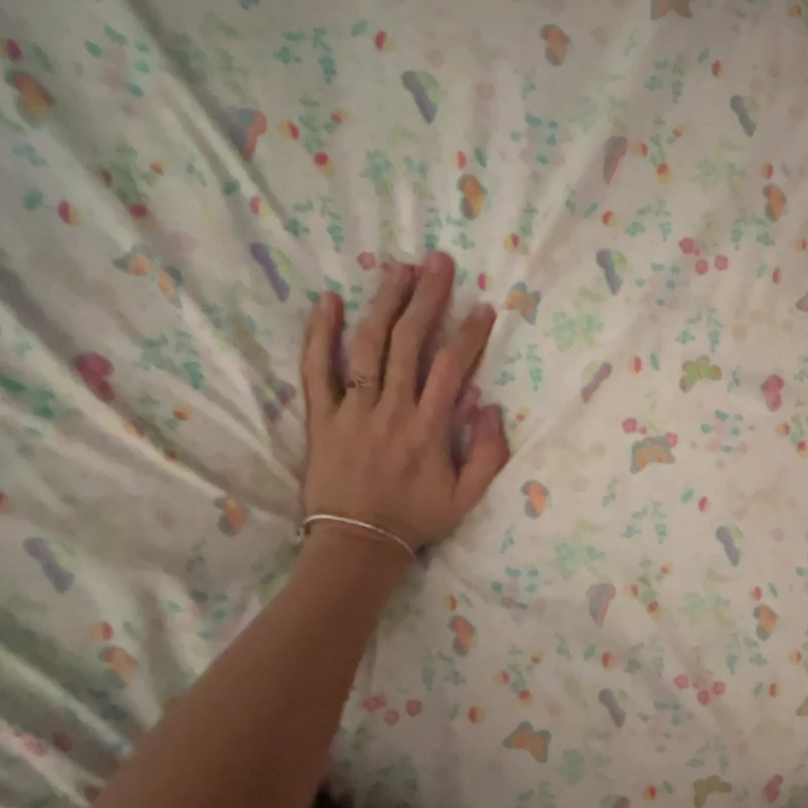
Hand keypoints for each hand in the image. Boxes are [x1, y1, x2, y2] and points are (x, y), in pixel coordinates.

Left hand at [297, 252, 510, 565]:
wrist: (356, 544)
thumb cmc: (416, 520)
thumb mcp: (468, 498)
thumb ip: (489, 454)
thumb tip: (492, 407)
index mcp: (429, 428)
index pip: (452, 367)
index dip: (470, 334)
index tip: (483, 308)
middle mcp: (391, 410)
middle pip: (409, 341)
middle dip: (427, 298)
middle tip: (439, 263)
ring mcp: (352, 410)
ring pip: (368, 345)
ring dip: (384, 303)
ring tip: (398, 269)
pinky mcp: (320, 417)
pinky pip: (315, 369)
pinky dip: (320, 333)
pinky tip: (329, 300)